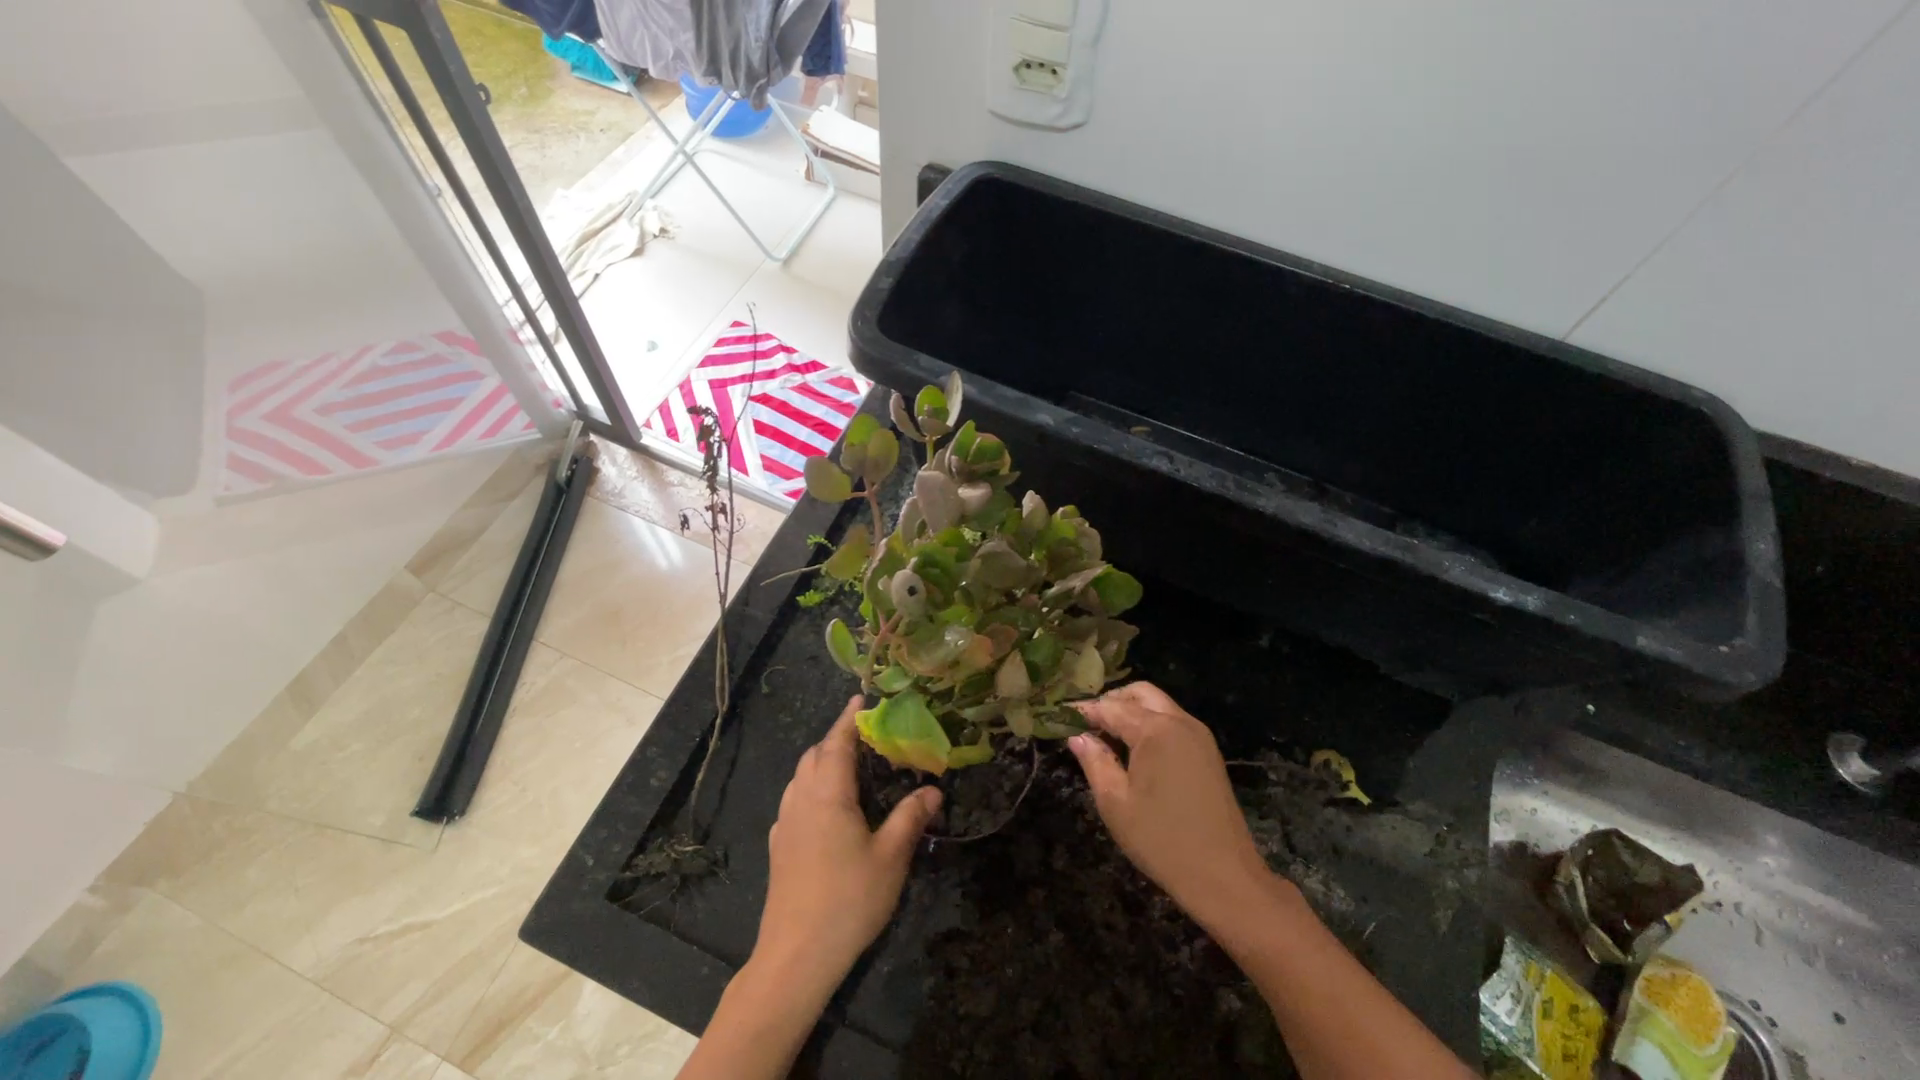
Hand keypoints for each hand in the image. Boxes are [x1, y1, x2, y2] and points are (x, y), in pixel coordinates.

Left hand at [754, 696, 942, 992]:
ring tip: (853, 768)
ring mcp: (785, 824)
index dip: (850, 718)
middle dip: (837, 738)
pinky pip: (796, 800)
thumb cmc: (849, 899)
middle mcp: (801, 799)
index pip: (837, 742)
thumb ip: (910, 818)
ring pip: (802, 777)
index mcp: (827, 794)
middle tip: (869, 736)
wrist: (796, 953)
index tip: (863, 698)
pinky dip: (813, 788)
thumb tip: (933, 789)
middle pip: (815, 755)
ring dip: (823, 762)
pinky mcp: (779, 847)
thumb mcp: (891, 857)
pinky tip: (831, 809)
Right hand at [1067, 682, 1271, 928]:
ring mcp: (1199, 736)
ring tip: (1105, 739)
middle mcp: (1180, 722)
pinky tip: (1134, 752)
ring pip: (1160, 706)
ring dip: (1132, 712)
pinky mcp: (1209, 754)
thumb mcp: (1115, 802)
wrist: (1223, 874)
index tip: (1059, 716)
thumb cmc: (1161, 839)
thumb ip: (1094, 761)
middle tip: (1086, 725)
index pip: (1111, 707)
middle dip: (1111, 702)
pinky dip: (1151, 726)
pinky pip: (1174, 724)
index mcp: (1155, 730)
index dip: (1083, 710)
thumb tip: (1077, 736)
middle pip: (1140, 694)